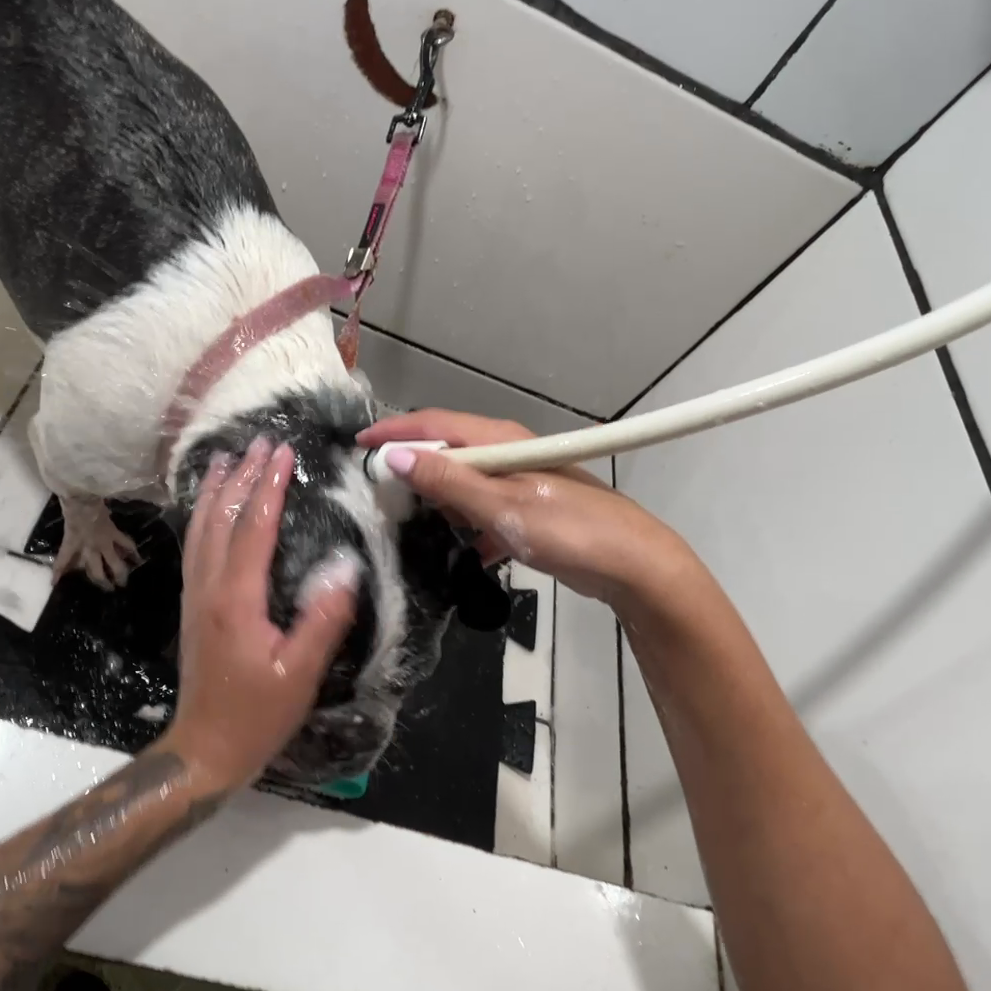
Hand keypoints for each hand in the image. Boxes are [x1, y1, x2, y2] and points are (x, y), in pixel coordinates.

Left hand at [164, 438, 360, 790]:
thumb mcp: (300, 672)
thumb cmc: (257, 715)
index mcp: (236, 599)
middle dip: (240, 477)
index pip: (252, 528)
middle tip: (259, 442)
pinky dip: (201, 517)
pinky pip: (195, 547)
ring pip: (199, 530)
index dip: (268, 487)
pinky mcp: (192, 607)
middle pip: (220, 519)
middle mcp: (208, 588)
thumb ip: (323, 619)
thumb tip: (345, 566)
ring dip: (213, 491)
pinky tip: (209, 510)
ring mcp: (194, 596)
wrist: (204, 749)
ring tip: (225, 459)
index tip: (283, 452)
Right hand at [358, 410, 693, 606]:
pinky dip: (469, 528)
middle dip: (412, 467)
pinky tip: (463, 554)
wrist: (633, 566)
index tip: (357, 444)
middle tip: (375, 490)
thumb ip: (449, 482)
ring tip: (407, 524)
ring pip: (465, 485)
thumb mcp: (502, 508)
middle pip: (448, 452)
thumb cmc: (570, 531)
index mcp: (501, 442)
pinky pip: (485, 513)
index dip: (395, 432)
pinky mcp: (529, 513)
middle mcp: (508, 455)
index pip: (435, 425)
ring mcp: (520, 484)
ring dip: (439, 502)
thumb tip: (395, 456)